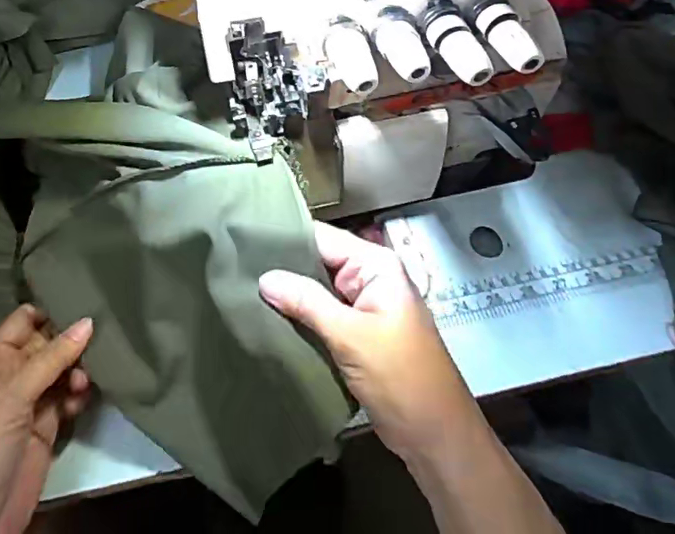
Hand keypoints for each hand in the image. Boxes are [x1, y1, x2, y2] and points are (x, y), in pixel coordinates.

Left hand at [0, 306, 93, 533]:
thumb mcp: (10, 397)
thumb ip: (51, 358)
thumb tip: (89, 320)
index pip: (23, 322)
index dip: (50, 309)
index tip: (84, 296)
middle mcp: (11, 378)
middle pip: (48, 344)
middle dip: (73, 337)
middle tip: (103, 332)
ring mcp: (29, 405)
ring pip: (62, 371)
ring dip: (79, 367)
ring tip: (86, 377)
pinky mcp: (47, 430)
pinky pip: (68, 399)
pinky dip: (80, 394)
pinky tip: (85, 395)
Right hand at [257, 222, 480, 464]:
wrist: (436, 438)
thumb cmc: (401, 378)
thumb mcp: (351, 337)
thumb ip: (307, 302)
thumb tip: (264, 278)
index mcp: (376, 265)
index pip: (324, 238)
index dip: (287, 239)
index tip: (246, 243)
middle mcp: (370, 278)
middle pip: (319, 262)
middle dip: (284, 268)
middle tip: (238, 270)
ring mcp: (364, 307)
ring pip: (318, 290)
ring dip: (290, 295)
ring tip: (244, 291)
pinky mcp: (357, 334)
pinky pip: (322, 315)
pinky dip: (301, 317)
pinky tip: (268, 318)